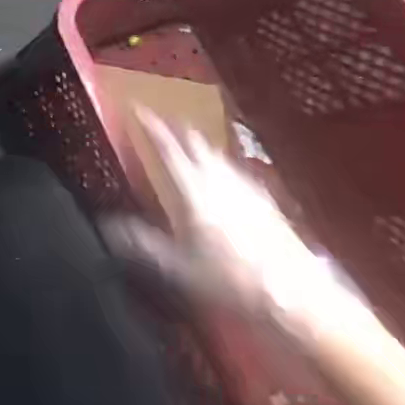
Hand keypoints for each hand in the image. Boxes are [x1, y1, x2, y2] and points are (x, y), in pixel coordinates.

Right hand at [100, 108, 376, 336]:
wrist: (296, 297)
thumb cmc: (230, 280)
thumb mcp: (178, 267)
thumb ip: (143, 243)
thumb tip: (108, 225)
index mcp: (193, 191)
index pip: (167, 149)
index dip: (151, 127)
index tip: (137, 108)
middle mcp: (219, 181)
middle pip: (196, 144)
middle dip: (178, 129)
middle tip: (163, 121)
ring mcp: (246, 189)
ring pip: (218, 155)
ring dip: (200, 144)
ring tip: (190, 141)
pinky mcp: (267, 202)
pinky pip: (238, 171)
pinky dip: (223, 164)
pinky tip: (226, 174)